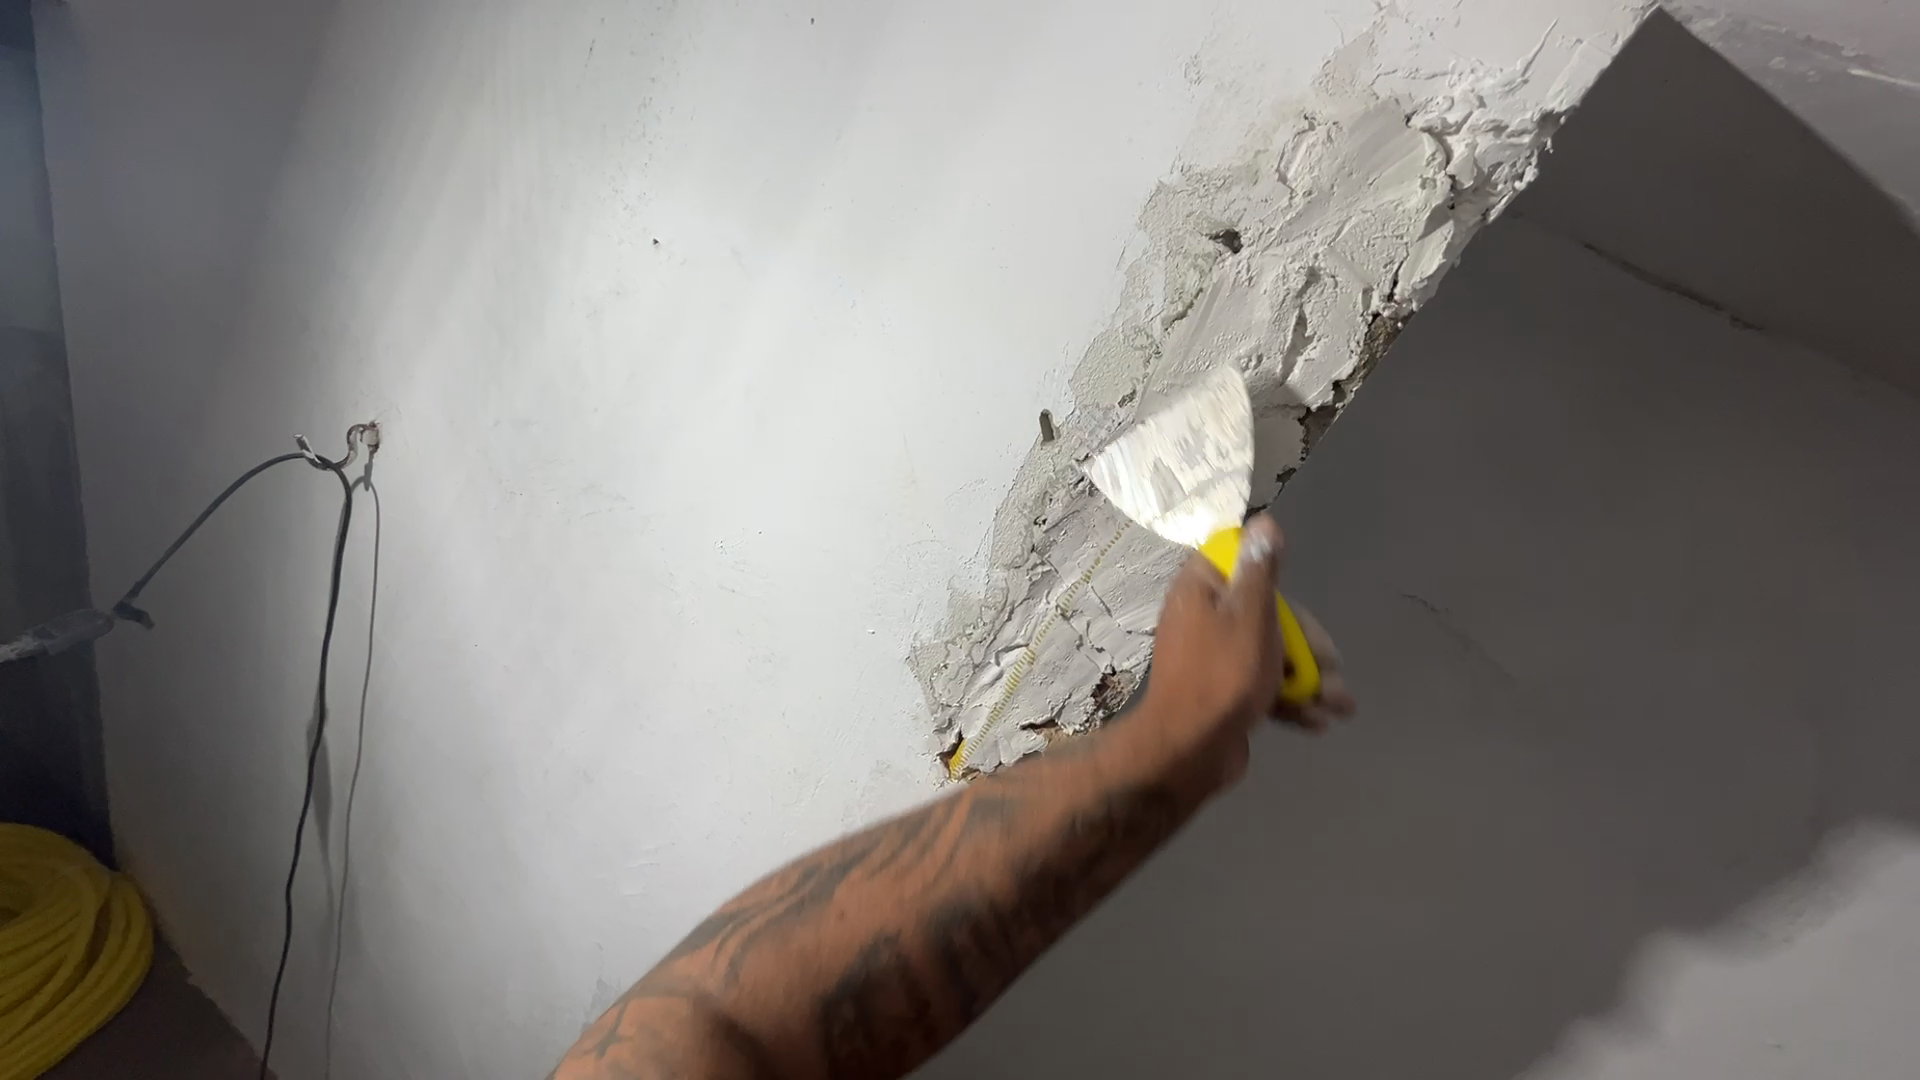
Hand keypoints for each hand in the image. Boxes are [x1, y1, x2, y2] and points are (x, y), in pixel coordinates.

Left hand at [1141, 514, 1355, 785]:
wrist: (1191, 750)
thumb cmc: (1223, 674)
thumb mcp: (1250, 615)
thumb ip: (1259, 570)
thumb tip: (1261, 521)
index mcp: (1200, 590)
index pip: (1231, 558)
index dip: (1265, 569)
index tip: (1289, 591)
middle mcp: (1203, 617)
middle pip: (1266, 611)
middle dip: (1306, 642)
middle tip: (1332, 668)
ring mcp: (1214, 657)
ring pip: (1272, 652)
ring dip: (1309, 678)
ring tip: (1340, 704)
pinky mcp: (1225, 691)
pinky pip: (1263, 684)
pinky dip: (1290, 700)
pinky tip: (1317, 721)